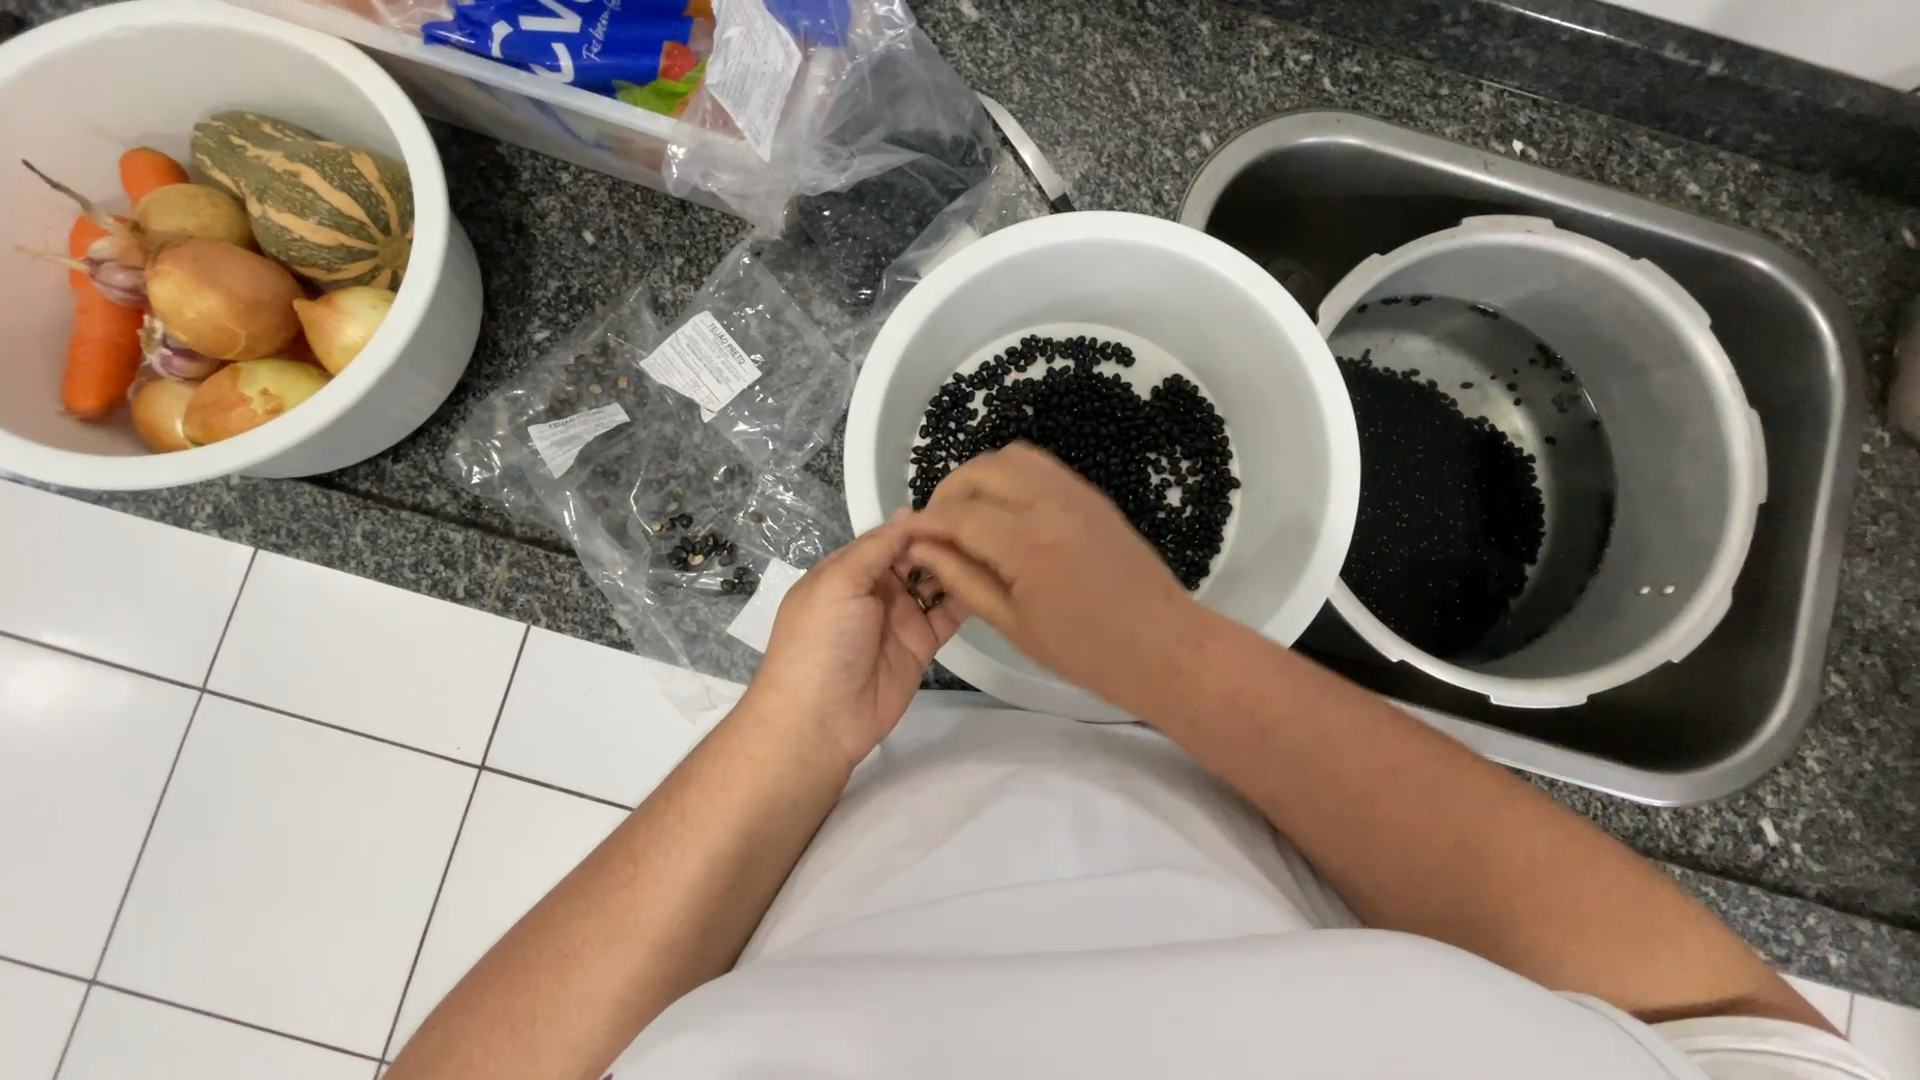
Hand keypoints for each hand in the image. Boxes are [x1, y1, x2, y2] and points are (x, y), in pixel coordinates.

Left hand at [741, 519, 969, 771]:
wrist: (821, 719)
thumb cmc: (821, 641)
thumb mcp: (839, 582)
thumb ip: (876, 547)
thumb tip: (907, 515)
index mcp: (847, 570)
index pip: (888, 538)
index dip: (917, 524)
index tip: (954, 509)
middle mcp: (875, 590)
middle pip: (914, 557)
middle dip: (941, 542)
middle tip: (980, 528)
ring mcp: (899, 618)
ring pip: (934, 583)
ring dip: (956, 567)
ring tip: (991, 548)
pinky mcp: (921, 645)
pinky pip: (947, 615)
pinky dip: (966, 599)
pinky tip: (989, 580)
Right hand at [901, 442, 1204, 706]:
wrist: (1161, 643)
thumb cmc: (1085, 649)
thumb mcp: (1012, 623)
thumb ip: (962, 579)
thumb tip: (921, 551)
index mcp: (1025, 543)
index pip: (958, 514)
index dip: (925, 524)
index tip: (907, 537)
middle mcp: (1049, 503)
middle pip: (980, 470)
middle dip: (948, 492)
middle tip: (937, 527)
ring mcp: (1075, 493)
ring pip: (1011, 457)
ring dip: (980, 477)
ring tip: (969, 514)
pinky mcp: (1092, 495)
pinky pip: (1040, 466)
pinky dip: (1011, 475)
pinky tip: (1005, 511)